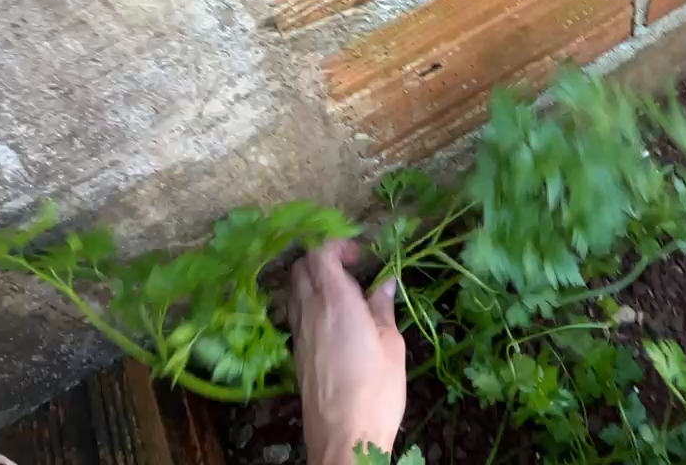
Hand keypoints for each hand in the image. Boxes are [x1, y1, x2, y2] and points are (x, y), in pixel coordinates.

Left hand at [289, 240, 405, 464]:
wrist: (344, 439)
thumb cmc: (376, 389)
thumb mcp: (392, 344)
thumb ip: (383, 307)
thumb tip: (386, 282)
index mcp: (335, 300)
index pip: (320, 253)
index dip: (337, 245)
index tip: (359, 257)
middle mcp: (310, 310)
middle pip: (301, 266)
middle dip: (322, 258)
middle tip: (350, 271)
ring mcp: (299, 332)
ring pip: (294, 289)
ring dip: (311, 280)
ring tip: (341, 294)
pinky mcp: (296, 353)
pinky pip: (295, 313)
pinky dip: (307, 303)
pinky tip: (330, 320)